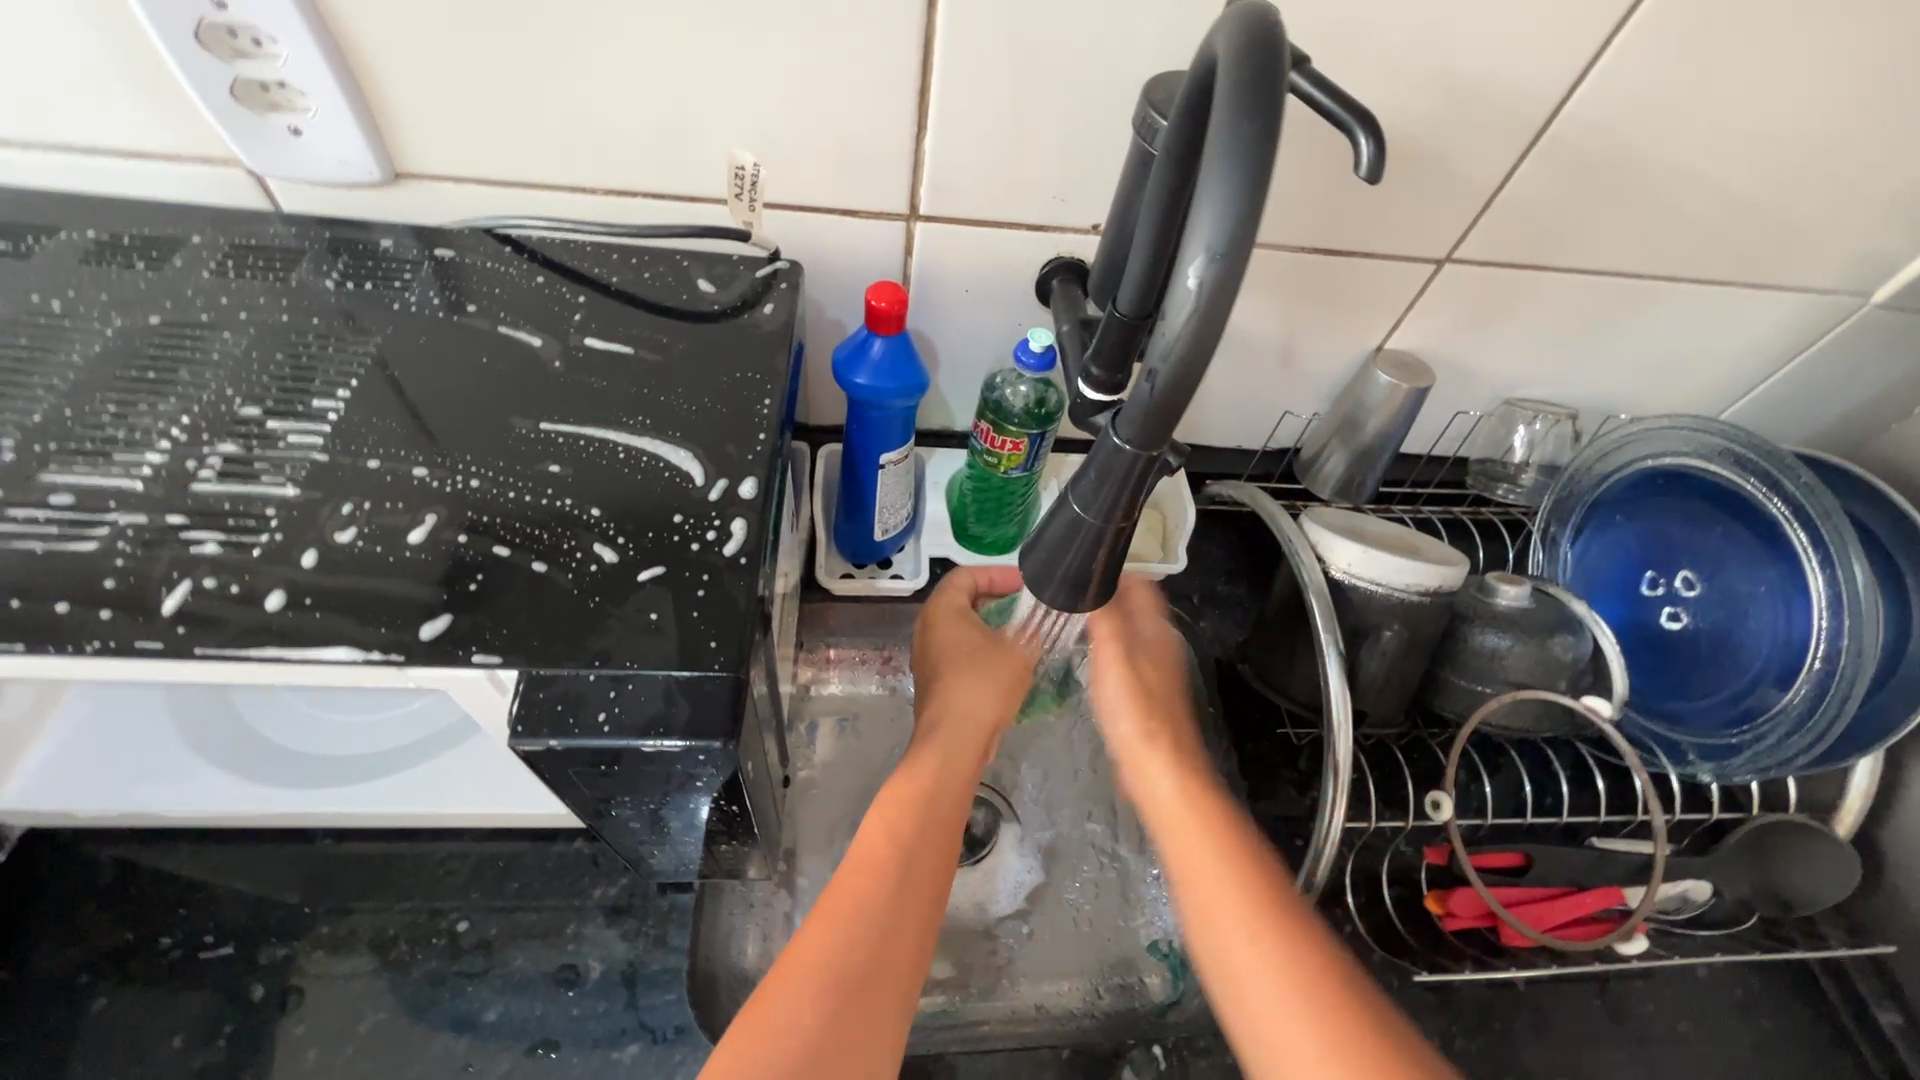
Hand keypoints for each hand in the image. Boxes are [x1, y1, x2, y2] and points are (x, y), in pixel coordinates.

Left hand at [908, 566, 1035, 772]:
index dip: (998, 574)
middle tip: (1024, 604)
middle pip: (960, 599)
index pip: (966, 575)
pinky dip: (980, 649)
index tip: (1025, 584)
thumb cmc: (983, 683)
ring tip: (1020, 632)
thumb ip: (1030, 627)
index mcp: (942, 608)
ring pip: (959, 628)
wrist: (955, 740)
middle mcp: (926, 627)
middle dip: (994, 599)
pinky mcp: (933, 680)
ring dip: (989, 626)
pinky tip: (1006, 662)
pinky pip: (958, 652)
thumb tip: (1037, 621)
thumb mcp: (1019, 649)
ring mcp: (926, 655)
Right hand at [1087, 575, 1208, 785]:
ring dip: (1103, 620)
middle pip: (1134, 606)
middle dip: (1104, 594)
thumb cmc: (1135, 709)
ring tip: (1068, 616)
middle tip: (1066, 590)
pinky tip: (1083, 655)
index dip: (1113, 570)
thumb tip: (1088, 578)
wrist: (1157, 768)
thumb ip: (1103, 613)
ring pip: (1128, 631)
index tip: (1079, 565)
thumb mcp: (1113, 653)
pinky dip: (1104, 646)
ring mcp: (1153, 669)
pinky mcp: (1143, 692)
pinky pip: (1122, 655)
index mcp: (1156, 629)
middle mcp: (1159, 643)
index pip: (1140, 583)